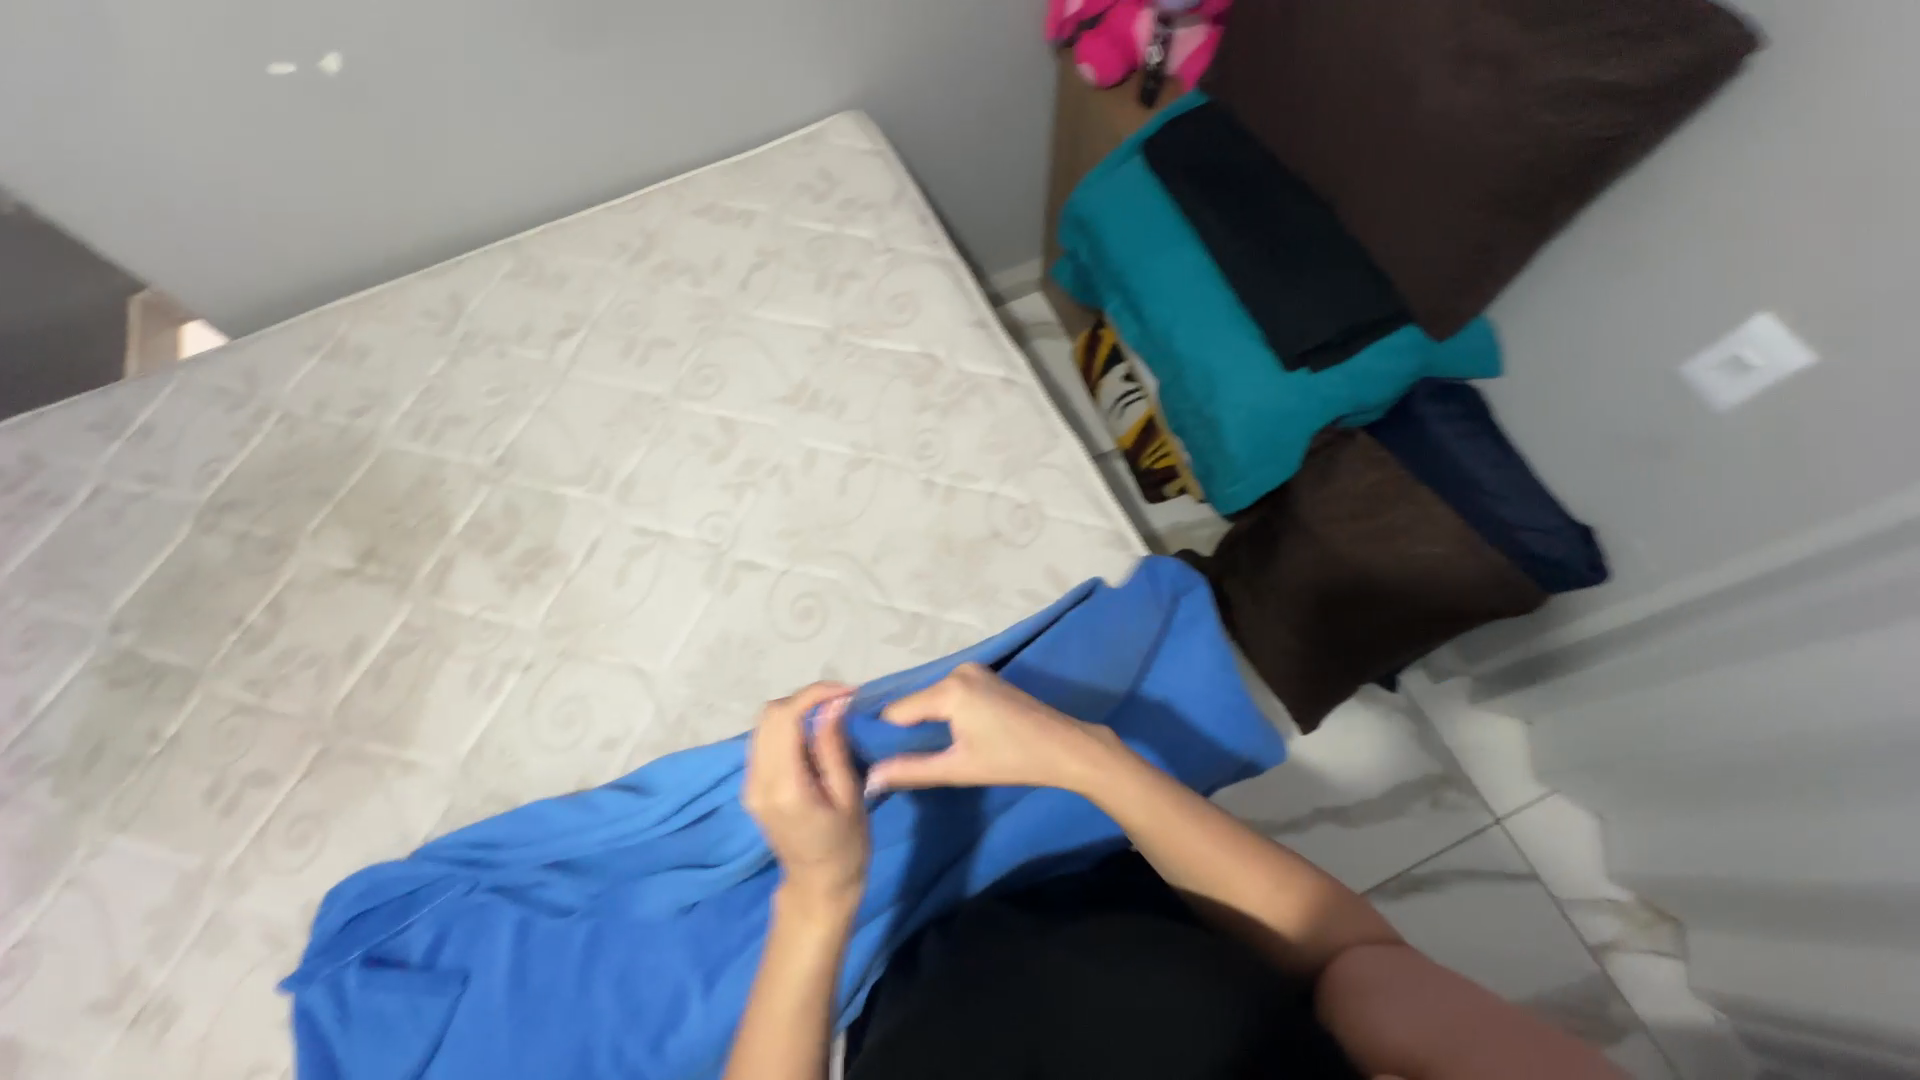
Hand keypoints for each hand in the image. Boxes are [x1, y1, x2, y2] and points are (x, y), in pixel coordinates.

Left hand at [744, 683, 869, 907]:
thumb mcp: (849, 796)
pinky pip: (764, 741)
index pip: (786, 718)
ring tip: (830, 716)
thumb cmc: (845, 845)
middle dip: (805, 699)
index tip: (847, 693)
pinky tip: (813, 735)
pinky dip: (788, 727)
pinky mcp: (751, 786)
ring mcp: (749, 784)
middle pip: (769, 715)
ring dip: (796, 711)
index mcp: (784, 786)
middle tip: (841, 704)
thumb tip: (833, 704)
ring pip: (763, 724)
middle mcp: (757, 781)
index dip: (814, 695)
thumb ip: (833, 748)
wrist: (818, 885)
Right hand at [865, 663, 1117, 793]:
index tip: (875, 758)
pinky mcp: (984, 677)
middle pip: (913, 702)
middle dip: (904, 729)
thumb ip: (912, 770)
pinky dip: (941, 712)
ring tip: (919, 751)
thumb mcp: (959, 769)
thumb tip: (870, 777)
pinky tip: (945, 736)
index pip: (897, 711)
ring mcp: (973, 671)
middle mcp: (957, 671)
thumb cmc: (1013, 760)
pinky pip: (948, 693)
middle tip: (896, 759)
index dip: (884, 736)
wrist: (1065, 747)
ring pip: (930, 698)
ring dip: (923, 721)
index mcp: (949, 690)